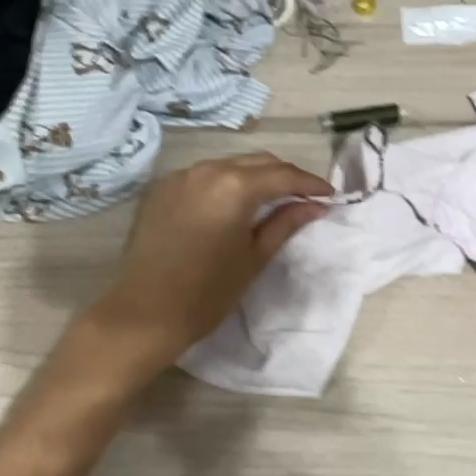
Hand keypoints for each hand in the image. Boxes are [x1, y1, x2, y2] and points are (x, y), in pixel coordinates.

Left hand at [86, 153, 330, 373]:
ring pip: (229, 165)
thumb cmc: (207, 293)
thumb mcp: (254, 258)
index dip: (310, 183)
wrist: (145, 313)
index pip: (282, 175)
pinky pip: (203, 176)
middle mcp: (207, 169)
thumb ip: (285, 223)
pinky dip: (224, 184)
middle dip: (284, 176)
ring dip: (253, 177)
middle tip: (305, 197)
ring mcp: (181, 176)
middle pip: (257, 162)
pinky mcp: (162, 188)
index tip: (329, 195)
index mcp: (234, 185)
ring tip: (272, 200)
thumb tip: (315, 205)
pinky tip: (232, 206)